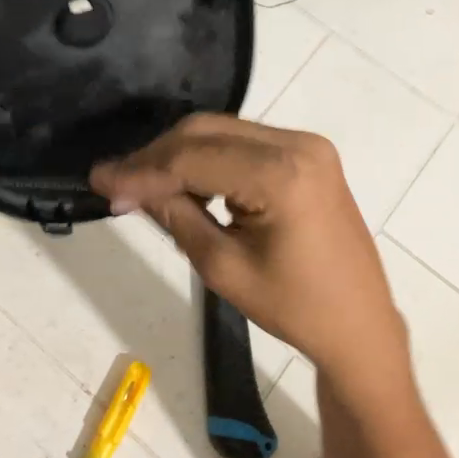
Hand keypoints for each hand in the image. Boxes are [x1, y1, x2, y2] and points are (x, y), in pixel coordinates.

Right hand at [90, 115, 404, 376]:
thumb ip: (174, 215)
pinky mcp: (308, 154)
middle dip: (155, 156)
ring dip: (178, 155)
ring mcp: (307, 145)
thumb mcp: (222, 267)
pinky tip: (182, 182)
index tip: (99, 181)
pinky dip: (207, 158)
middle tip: (115, 183)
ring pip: (221, 132)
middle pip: (206, 131)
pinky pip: (243, 142)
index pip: (193, 159)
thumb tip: (126, 188)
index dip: (141, 170)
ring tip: (140, 186)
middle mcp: (298, 145)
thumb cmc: (294, 307)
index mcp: (282, 175)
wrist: (360, 326)